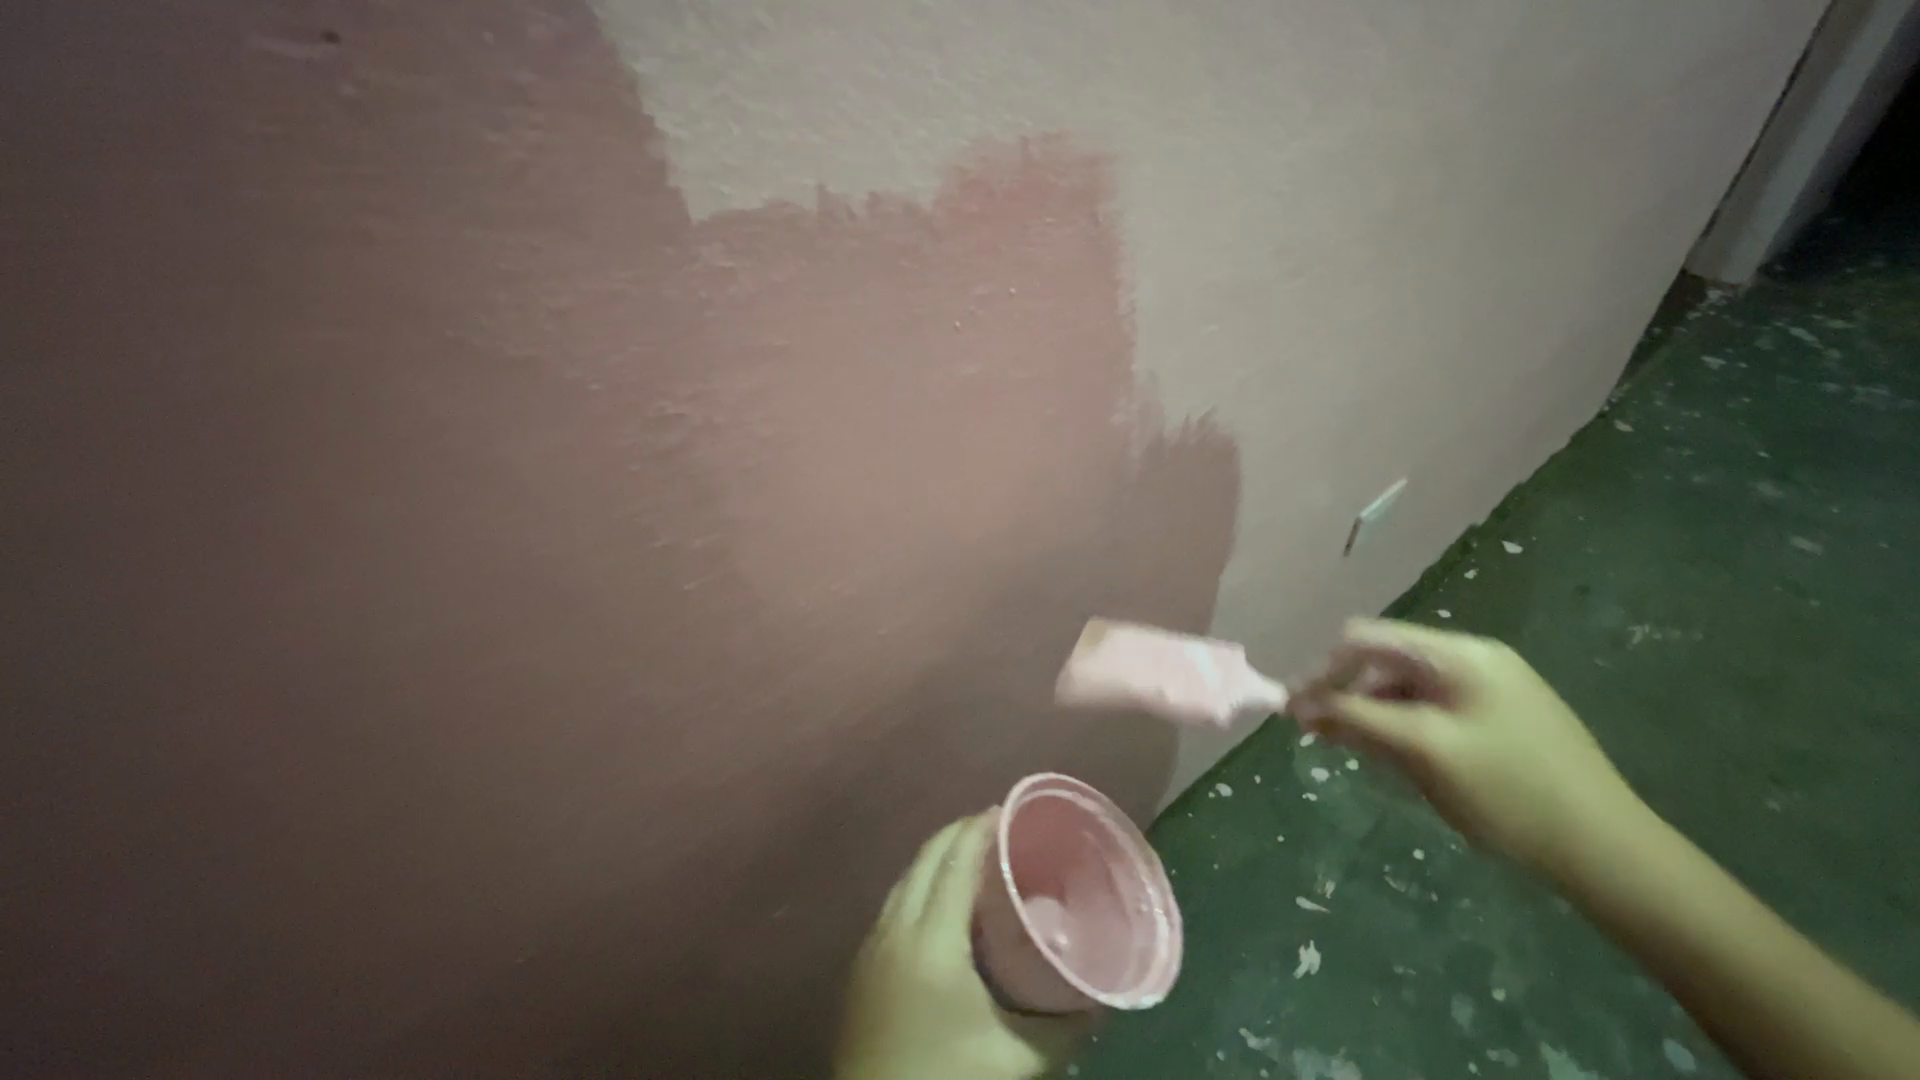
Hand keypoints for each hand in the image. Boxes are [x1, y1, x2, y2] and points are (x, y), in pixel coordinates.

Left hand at [836, 811, 1086, 1079]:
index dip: (979, 829)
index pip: (954, 862)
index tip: (1007, 810)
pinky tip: (941, 903)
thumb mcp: (1016, 1062)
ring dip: (936, 857)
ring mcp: (871, 947)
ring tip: (974, 856)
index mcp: (932, 941)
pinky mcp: (860, 968)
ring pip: (904, 879)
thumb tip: (1103, 999)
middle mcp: (894, 930)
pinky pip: (893, 903)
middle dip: (959, 833)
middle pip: (925, 859)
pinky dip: (919, 884)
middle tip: (998, 828)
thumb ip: (1065, 1027)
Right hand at [1289, 618, 1646, 878]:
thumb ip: (1355, 718)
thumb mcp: (1421, 750)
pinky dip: (1402, 728)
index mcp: (1459, 654)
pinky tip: (1397, 761)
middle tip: (1319, 737)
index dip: (1323, 670)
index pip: (1367, 638)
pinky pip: (1432, 710)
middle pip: (1385, 661)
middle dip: (1346, 694)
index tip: (1296, 711)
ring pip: (1406, 688)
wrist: (1605, 850)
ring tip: (1355, 753)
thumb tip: (1294, 702)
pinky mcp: (1500, 719)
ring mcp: (1491, 689)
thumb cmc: (1508, 792)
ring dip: (1372, 714)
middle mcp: (1474, 659)